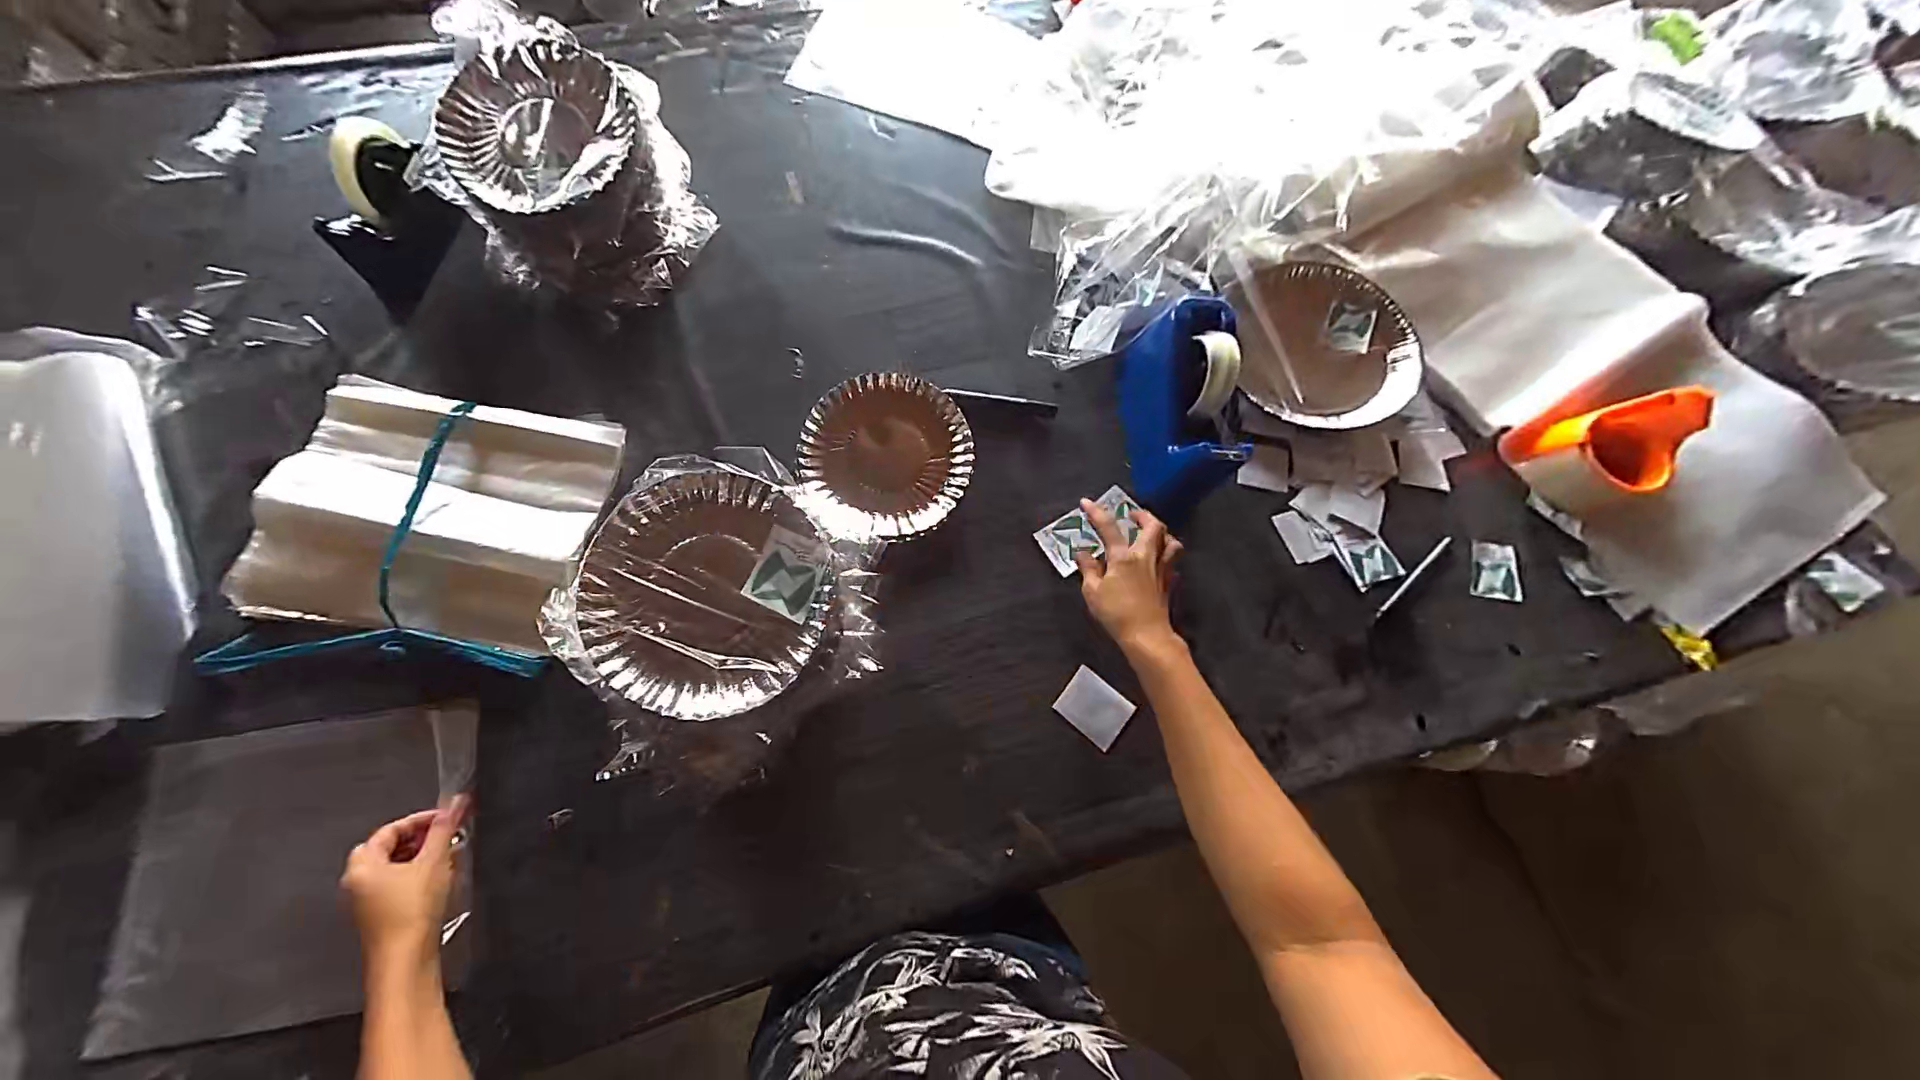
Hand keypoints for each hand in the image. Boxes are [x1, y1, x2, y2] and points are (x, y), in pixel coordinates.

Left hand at [341, 795, 467, 965]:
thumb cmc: (412, 908)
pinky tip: (441, 875)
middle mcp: (357, 880)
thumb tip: (456, 803)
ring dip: (422, 854)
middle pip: (390, 846)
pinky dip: (418, 871)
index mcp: (362, 865)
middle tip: (449, 832)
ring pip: (395, 864)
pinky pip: (398, 881)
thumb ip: (444, 829)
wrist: (405, 956)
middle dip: (421, 836)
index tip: (448, 815)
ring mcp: (366, 898)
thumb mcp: (434, 860)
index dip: (421, 819)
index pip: (390, 829)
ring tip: (449, 852)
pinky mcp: (380, 911)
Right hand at [1075, 499, 1183, 651]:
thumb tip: (1083, 554)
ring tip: (1152, 533)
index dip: (1096, 512)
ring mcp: (1161, 569)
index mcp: (1124, 557)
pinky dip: (1167, 556)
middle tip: (1132, 515)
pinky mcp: (1169, 583)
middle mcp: (1146, 557)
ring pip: (1171, 541)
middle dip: (1143, 515)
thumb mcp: (1092, 592)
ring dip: (1162, 533)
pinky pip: (1173, 562)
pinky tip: (1159, 561)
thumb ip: (1088, 569)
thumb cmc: (1116, 614)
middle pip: (1153, 526)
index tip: (1087, 503)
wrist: (1147, 635)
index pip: (1109, 527)